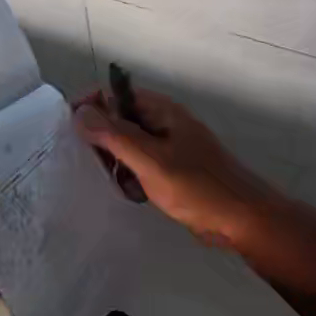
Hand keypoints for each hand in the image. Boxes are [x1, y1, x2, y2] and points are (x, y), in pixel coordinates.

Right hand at [74, 89, 277, 249]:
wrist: (245, 221)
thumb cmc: (198, 186)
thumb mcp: (150, 160)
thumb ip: (114, 135)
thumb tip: (79, 111)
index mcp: (159, 109)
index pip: (113, 94)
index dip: (90, 107)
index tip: (70, 131)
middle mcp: (162, 121)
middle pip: (117, 119)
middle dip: (103, 140)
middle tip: (94, 165)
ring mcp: (168, 145)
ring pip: (127, 145)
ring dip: (117, 162)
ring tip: (117, 183)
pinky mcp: (172, 168)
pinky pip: (140, 164)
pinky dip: (132, 176)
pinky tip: (133, 195)